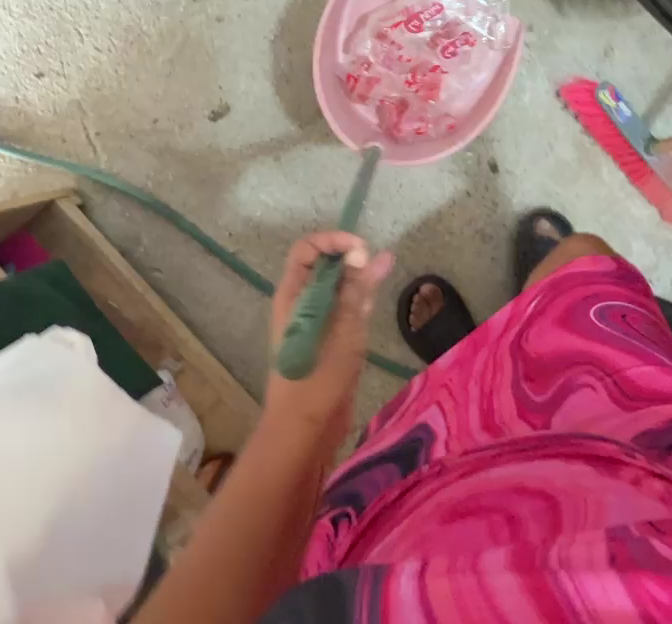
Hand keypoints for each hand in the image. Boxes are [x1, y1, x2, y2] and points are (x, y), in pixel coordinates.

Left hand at [264, 232, 394, 442]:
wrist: (305, 430)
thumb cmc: (318, 378)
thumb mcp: (344, 329)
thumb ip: (356, 289)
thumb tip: (369, 254)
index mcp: (293, 295)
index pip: (308, 249)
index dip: (335, 241)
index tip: (364, 250)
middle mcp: (298, 303)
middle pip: (322, 265)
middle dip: (350, 260)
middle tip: (376, 269)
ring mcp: (310, 322)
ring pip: (333, 287)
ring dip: (356, 281)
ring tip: (379, 284)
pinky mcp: (323, 339)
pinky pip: (339, 309)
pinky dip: (356, 302)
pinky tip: (371, 307)